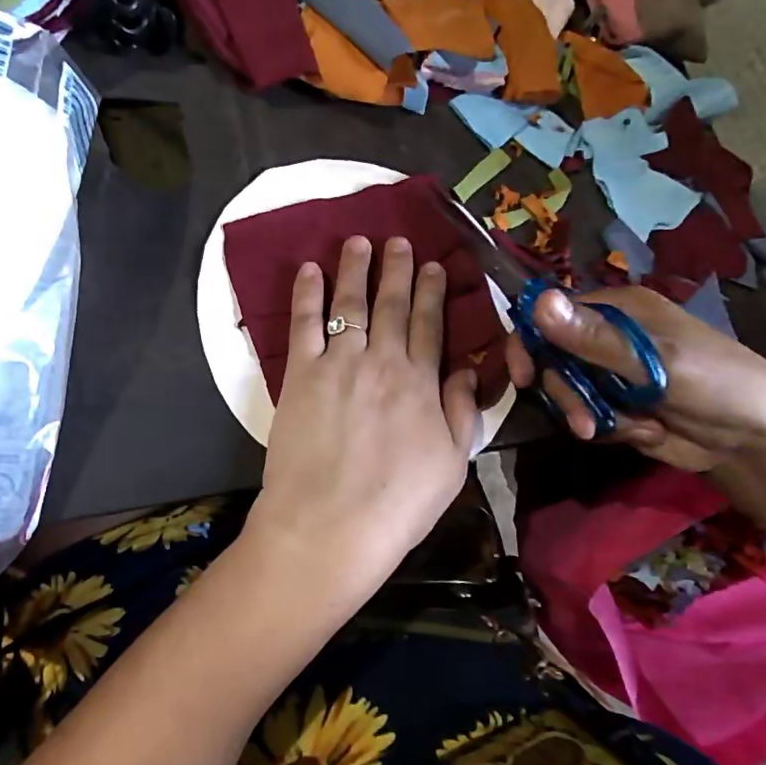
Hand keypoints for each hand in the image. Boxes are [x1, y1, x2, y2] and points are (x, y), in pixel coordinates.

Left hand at [250, 236, 481, 594]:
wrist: (331, 524)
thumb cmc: (398, 504)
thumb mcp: (453, 464)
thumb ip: (460, 411)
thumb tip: (464, 368)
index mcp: (421, 383)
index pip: (430, 325)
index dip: (433, 292)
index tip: (434, 264)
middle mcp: (382, 362)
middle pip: (393, 305)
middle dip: (397, 269)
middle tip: (397, 240)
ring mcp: (339, 363)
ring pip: (351, 303)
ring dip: (355, 269)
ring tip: (358, 241)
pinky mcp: (301, 375)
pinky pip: (305, 323)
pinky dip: (307, 293)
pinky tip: (310, 270)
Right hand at [504, 285, 765, 470]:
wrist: (757, 441)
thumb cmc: (715, 383)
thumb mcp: (654, 360)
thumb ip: (593, 338)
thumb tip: (536, 301)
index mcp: (617, 308)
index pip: (551, 314)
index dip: (531, 342)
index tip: (523, 377)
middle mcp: (607, 336)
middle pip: (553, 358)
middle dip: (567, 393)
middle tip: (586, 422)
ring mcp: (613, 373)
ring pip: (567, 392)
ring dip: (590, 415)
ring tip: (632, 429)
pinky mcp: (618, 406)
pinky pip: (588, 416)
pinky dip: (611, 428)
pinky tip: (646, 432)